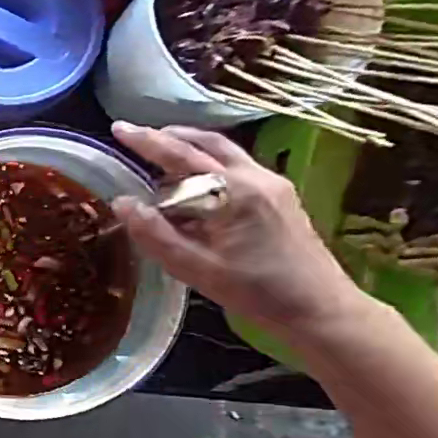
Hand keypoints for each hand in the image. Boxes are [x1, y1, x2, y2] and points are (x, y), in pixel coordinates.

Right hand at [109, 122, 367, 335]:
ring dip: (190, 145)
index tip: (118, 129)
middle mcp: (256, 179)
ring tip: (160, 150)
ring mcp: (272, 185)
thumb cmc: (253, 290)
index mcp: (233, 193)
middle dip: (169, 135)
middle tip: (136, 134)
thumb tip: (122, 201)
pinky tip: (193, 179)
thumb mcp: (192, 267)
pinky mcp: (280, 197)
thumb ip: (153, 233)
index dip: (146, 141)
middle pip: (208, 143)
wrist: (319, 308)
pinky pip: (237, 165)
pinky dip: (208, 160)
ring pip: (225, 151)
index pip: (181, 156)